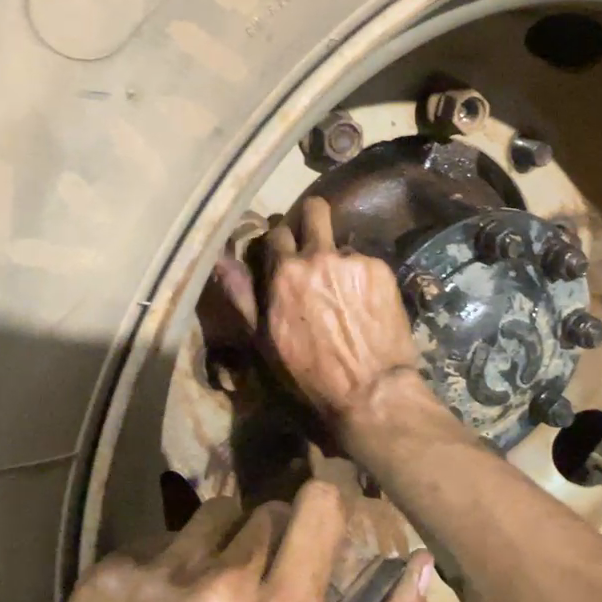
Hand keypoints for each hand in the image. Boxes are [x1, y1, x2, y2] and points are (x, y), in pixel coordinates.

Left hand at [28, 481, 434, 601]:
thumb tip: (420, 564)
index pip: (316, 506)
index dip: (321, 510)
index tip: (316, 527)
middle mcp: (219, 591)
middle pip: (264, 512)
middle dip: (268, 540)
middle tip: (256, 586)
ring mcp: (157, 581)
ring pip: (211, 516)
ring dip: (217, 545)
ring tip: (205, 595)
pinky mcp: (107, 577)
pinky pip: (157, 539)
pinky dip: (165, 565)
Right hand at [263, 198, 422, 423]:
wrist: (370, 392)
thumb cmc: (309, 376)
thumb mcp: (264, 342)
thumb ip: (243, 296)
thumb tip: (219, 260)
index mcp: (284, 272)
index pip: (277, 232)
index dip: (280, 244)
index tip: (285, 256)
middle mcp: (319, 256)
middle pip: (314, 209)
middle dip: (312, 220)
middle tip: (316, 242)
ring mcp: (354, 260)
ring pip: (343, 244)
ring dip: (340, 261)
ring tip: (346, 294)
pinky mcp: (382, 270)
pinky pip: (367, 263)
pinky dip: (365, 279)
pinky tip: (367, 306)